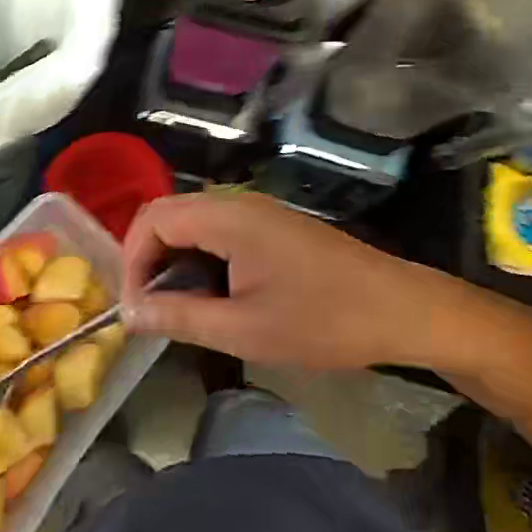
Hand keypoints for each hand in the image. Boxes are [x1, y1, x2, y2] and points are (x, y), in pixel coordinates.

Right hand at [120, 192, 484, 370]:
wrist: (401, 309)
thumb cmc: (323, 321)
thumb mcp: (244, 329)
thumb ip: (179, 317)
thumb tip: (130, 313)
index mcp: (227, 218)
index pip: (151, 219)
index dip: (132, 261)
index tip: (137, 308)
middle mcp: (238, 202)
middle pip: (168, 215)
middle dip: (149, 259)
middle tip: (153, 309)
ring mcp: (258, 211)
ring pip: (193, 223)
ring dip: (175, 259)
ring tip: (181, 307)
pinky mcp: (274, 224)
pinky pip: (219, 230)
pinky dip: (202, 258)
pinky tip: (215, 295)